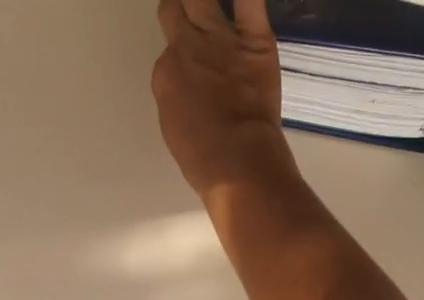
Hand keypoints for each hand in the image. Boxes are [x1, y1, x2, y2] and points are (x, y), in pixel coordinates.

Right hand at [153, 0, 295, 196]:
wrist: (237, 160)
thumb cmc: (204, 160)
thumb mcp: (175, 129)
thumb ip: (178, 100)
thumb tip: (188, 91)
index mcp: (166, 73)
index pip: (170, 53)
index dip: (180, 59)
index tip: (191, 70)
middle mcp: (188, 47)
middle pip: (174, 10)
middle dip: (180, 11)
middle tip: (191, 17)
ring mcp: (221, 39)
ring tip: (207, 4)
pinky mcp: (256, 39)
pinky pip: (250, 0)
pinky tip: (246, 6)